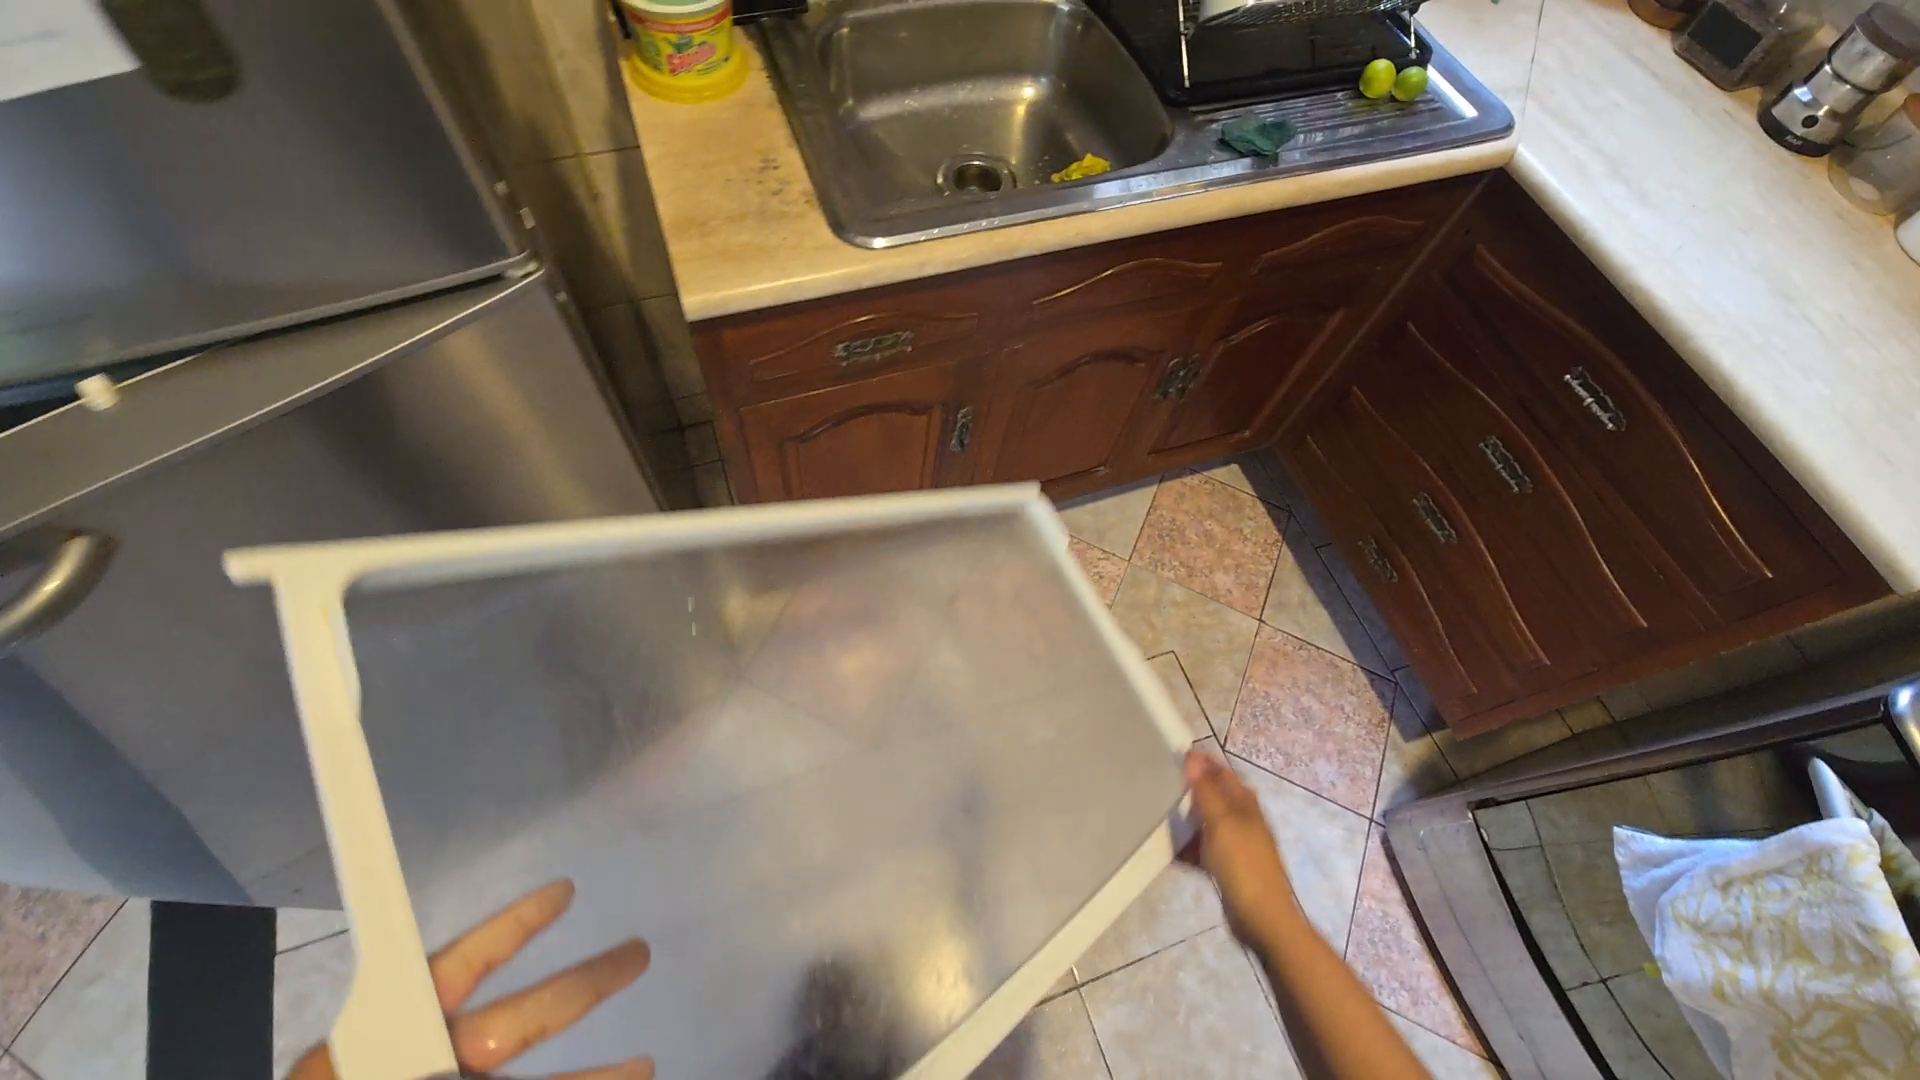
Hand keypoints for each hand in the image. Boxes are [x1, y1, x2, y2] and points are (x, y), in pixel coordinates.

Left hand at [288, 880, 652, 1079]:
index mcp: (386, 1047)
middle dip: (584, 985)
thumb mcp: (353, 1073)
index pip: (458, 970)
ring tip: (648, 1068)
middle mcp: (430, 1070)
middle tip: (640, 952)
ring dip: (595, 1076)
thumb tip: (454, 1031)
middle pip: (520, 1022)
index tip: (565, 892)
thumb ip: (418, 1045)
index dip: (512, 929)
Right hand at [1178, 750, 1300, 948]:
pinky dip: (1189, 846)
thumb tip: (1193, 756)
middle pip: (1214, 796)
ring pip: (1207, 822)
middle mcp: (1243, 819)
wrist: (1262, 918)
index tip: (1172, 756)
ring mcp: (1236, 844)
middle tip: (1160, 784)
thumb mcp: (1222, 823)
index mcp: (1245, 803)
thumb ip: (1207, 790)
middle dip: (1191, 789)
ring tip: (1160, 814)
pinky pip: (1204, 848)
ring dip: (1187, 818)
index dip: (1202, 762)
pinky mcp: (1228, 866)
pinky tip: (1171, 850)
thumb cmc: (1242, 865)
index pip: (1222, 771)